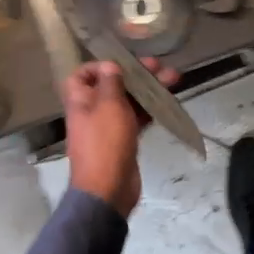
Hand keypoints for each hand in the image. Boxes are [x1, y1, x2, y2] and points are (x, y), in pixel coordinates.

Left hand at [62, 58, 179, 216]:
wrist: (108, 190)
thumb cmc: (105, 143)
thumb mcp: (108, 106)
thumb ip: (110, 83)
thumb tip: (110, 64)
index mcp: (81, 101)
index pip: (81, 75)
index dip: (98, 66)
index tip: (121, 63)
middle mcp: (92, 111)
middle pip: (112, 85)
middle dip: (135, 74)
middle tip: (159, 66)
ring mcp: (108, 127)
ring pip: (128, 101)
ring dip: (148, 90)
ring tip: (173, 79)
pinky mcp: (123, 140)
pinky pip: (136, 118)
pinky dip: (149, 109)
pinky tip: (167, 102)